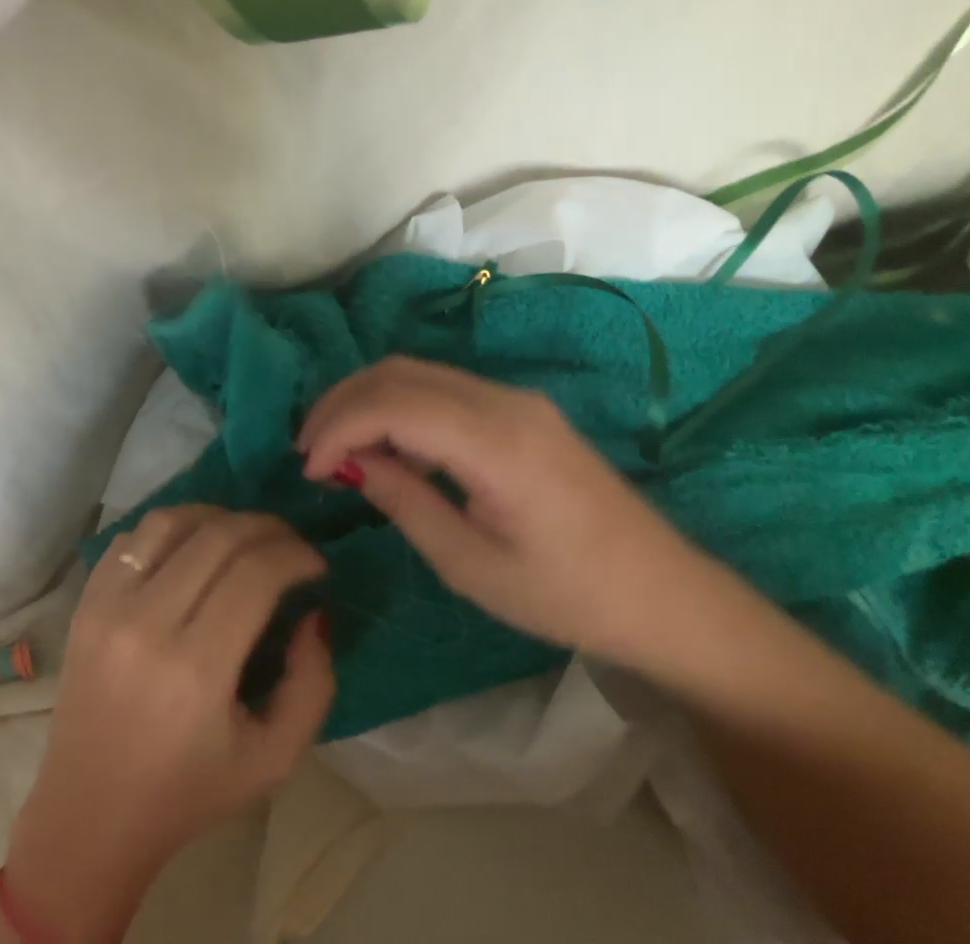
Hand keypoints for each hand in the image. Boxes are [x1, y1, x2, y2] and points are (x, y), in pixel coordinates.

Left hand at [0, 507, 332, 941]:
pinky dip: (168, 530)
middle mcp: (146, 623)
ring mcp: (106, 607)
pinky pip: (128, 539)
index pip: (256, 572)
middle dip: (267, 528)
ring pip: (168, 522)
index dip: (297, 554)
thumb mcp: (275, 759)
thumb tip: (313, 614)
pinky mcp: (84, 604)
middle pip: (216, 536)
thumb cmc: (188, 793)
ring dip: (216, 518)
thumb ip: (312, 684)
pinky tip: (191, 550)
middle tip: (291, 547)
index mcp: (196, 667)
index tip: (317, 565)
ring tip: (243, 539)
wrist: (91, 810)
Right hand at [297, 357, 749, 664]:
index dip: (337, 428)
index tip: (308, 471)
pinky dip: (397, 409)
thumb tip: (349, 463)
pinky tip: (383, 450)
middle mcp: (507, 403)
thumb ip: (403, 500)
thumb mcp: (467, 563)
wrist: (661, 597)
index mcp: (497, 443)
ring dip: (365, 403)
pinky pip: (442, 391)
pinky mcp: (523, 413)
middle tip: (308, 454)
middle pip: (398, 372)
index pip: (391, 403)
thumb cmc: (563, 595)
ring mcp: (519, 402)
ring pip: (417, 374)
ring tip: (334, 453)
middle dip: (340, 404)